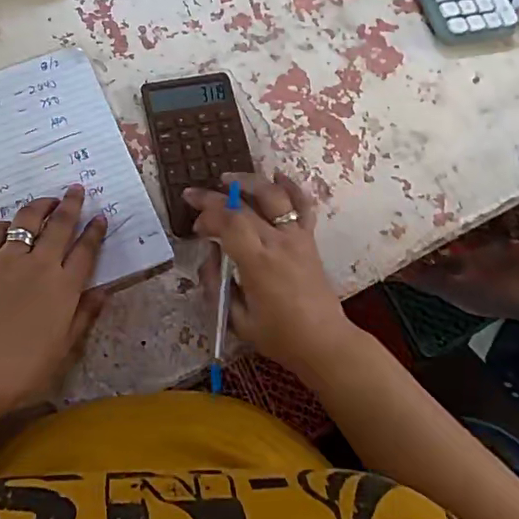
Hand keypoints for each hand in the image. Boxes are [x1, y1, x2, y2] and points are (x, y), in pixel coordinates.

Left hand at [0, 186, 108, 415]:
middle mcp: (39, 265)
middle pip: (59, 226)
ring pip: (28, 220)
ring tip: (48, 200)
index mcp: (64, 288)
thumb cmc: (20, 371)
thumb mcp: (63, 349)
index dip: (95, 231)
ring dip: (41, 205)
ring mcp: (7, 260)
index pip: (85, 251)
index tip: (100, 216)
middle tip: (76, 189)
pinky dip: (8, 223)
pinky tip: (12, 226)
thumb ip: (84, 315)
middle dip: (71, 204)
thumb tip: (104, 290)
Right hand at [185, 173, 362, 378]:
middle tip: (193, 196)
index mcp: (259, 263)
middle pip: (243, 206)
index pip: (228, 222)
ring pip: (273, 195)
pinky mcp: (308, 239)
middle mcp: (278, 242)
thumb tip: (208, 257)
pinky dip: (291, 187)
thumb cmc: (280, 336)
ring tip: (227, 179)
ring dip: (248, 182)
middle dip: (214, 198)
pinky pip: (303, 205)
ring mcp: (297, 237)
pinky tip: (277, 175)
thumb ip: (216, 285)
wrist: (325, 342)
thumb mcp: (237, 319)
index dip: (207, 215)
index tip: (195, 226)